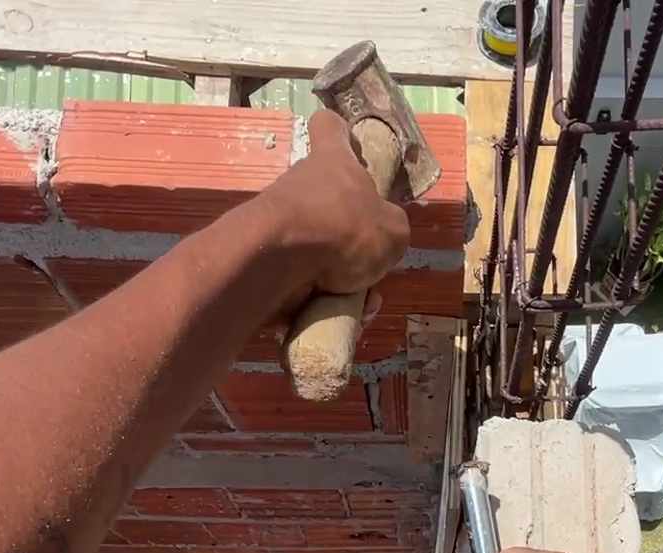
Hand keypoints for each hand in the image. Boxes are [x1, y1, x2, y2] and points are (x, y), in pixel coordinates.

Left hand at [255, 109, 411, 303]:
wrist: (282, 259)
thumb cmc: (344, 228)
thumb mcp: (393, 231)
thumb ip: (393, 230)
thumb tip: (384, 238)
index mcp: (333, 162)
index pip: (330, 127)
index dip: (342, 134)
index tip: (351, 147)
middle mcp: (303, 184)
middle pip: (329, 201)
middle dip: (352, 234)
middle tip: (372, 261)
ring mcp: (282, 220)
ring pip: (320, 247)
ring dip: (344, 276)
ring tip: (362, 301)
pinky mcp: (269, 255)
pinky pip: (305, 277)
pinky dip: (325, 297)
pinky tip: (342, 314)